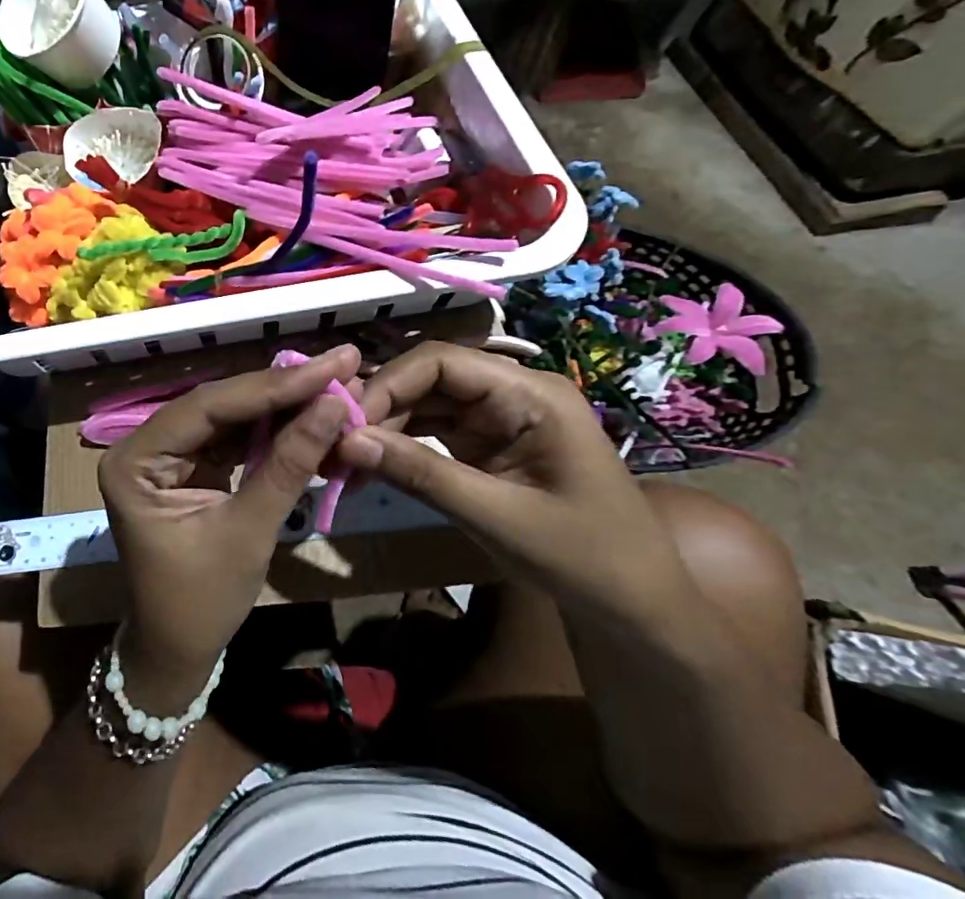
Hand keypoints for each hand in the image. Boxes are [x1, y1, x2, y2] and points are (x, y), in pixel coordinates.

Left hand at [98, 344, 360, 703]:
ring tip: (339, 382)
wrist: (177, 650)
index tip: (328, 367)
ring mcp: (173, 455)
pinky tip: (317, 414)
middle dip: (285, 388)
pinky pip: (240, 438)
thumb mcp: (246, 533)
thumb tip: (333, 407)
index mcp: (135, 460)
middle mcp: (147, 445)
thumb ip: (287, 466)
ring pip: (235, 416)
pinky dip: (280, 431)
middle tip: (342, 362)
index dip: (272, 386)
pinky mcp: (196, 467)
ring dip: (288, 405)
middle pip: (223, 404)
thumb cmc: (199, 601)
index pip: (208, 407)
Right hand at [337, 342, 690, 616]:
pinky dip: (401, 448)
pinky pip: (434, 433)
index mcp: (530, 393)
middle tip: (332, 447)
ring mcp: (499, 418)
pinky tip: (369, 465)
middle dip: (379, 407)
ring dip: (384, 428)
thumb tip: (346, 442)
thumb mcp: (496, 516)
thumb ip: (421, 474)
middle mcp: (512, 393)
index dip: (388, 384)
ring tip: (341, 460)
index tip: (345, 426)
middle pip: (429, 379)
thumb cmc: (582, 556)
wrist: (632, 603)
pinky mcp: (488, 445)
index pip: (443, 361)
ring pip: (426, 405)